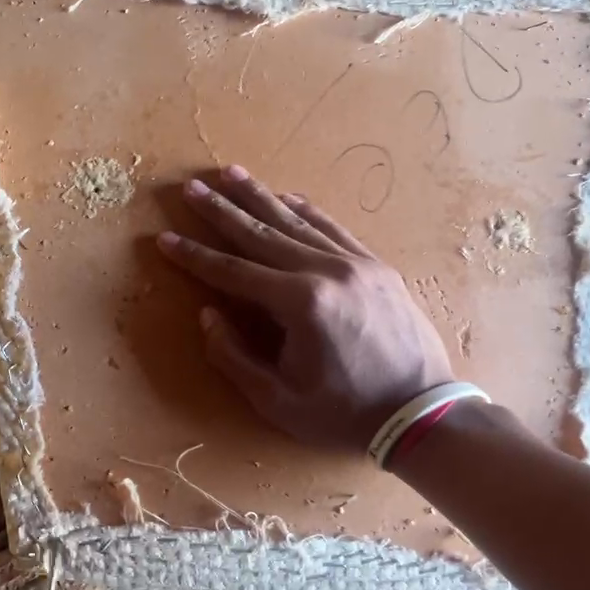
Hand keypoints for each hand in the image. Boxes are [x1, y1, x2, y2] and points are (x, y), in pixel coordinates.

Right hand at [154, 165, 454, 452]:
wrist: (423, 415)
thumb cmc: (345, 414)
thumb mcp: (277, 400)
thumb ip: (233, 356)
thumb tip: (208, 314)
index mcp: (300, 304)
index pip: (232, 271)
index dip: (195, 256)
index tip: (165, 238)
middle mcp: (326, 272)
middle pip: (260, 234)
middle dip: (221, 211)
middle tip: (191, 188)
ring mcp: (356, 265)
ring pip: (296, 222)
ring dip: (259, 197)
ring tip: (231, 174)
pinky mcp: (377, 268)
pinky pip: (333, 229)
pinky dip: (306, 211)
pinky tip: (286, 196)